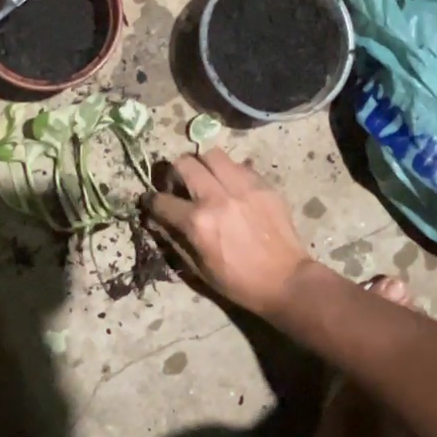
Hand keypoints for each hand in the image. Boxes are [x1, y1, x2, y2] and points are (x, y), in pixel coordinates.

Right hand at [144, 149, 318, 314]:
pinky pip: (240, 165)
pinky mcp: (263, 185)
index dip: (151, 201)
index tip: (151, 201)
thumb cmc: (239, 282)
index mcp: (198, 222)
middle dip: (175, 173)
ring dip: (203, 165)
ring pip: (212, 154)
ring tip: (207, 180)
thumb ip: (174, 239)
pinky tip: (232, 188)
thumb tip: (156, 220)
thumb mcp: (198, 269)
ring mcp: (242, 187)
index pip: (162, 200)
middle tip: (180, 186)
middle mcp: (217, 197)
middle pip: (184, 163)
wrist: (285, 280)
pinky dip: (230, 172)